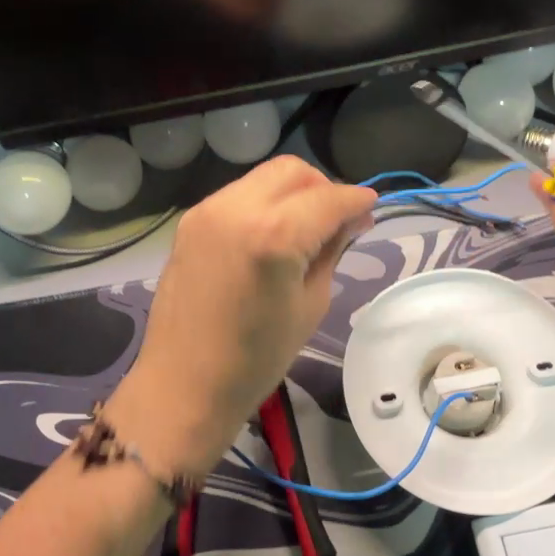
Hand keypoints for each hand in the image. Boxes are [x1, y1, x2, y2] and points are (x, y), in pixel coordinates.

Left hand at [106, 157, 376, 478]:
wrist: (183, 384)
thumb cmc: (256, 359)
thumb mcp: (310, 304)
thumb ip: (330, 250)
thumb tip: (351, 219)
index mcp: (274, 235)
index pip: (328, 198)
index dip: (356, 200)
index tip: (371, 208)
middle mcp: (237, 208)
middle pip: (293, 171)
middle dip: (322, 187)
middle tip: (337, 220)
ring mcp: (208, 211)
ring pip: (263, 178)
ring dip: (292, 192)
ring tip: (305, 228)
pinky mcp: (190, 221)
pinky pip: (238, 195)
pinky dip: (263, 203)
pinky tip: (272, 235)